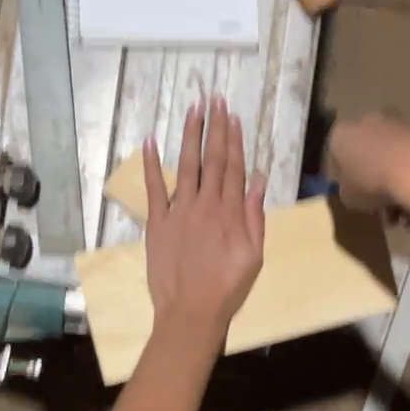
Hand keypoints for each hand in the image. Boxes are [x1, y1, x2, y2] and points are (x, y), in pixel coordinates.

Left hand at [143, 98, 264, 339]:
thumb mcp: (254, 255)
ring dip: (190, 136)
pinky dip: (151, 165)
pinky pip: (153, 189)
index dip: (234, 140)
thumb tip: (257, 181)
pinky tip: (151, 141)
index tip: (233, 116)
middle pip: (212, 159)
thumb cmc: (228, 288)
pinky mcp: (157, 222)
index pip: (233, 167)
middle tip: (215, 98)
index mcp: (230, 212)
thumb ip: (255, 217)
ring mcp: (178, 211)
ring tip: (193, 109)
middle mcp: (205, 204)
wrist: (191, 312)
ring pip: (186, 166)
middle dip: (215, 128)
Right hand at [326, 114, 409, 211]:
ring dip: (395, 187)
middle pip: (367, 156)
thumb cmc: (370, 182)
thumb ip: (347, 191)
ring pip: (390, 160)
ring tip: (403, 216)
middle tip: (381, 209)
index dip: (343, 181)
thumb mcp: (348, 198)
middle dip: (374, 183)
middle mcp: (366, 123)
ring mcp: (396, 125)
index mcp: (341, 134)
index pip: (336, 157)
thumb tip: (355, 190)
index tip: (353, 197)